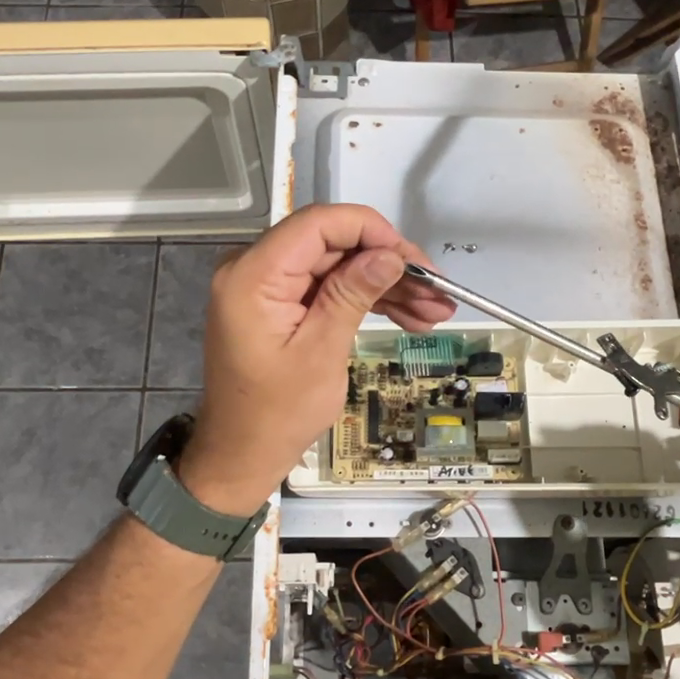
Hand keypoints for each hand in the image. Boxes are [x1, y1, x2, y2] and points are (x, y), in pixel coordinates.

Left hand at [176, 205, 454, 515]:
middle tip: (438, 292)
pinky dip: (365, 301)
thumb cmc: (277, 414)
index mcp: (254, 275)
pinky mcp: (280, 304)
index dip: (372, 232)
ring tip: (435, 311)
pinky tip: (410, 318)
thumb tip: (389, 255)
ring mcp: (267, 286)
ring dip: (386, 286)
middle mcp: (254, 268)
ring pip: (338, 267)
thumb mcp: (321, 353)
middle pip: (333, 245)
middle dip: (388, 265)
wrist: (241, 454)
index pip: (318, 224)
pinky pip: (327, 289)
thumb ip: (352, 295)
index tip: (414, 260)